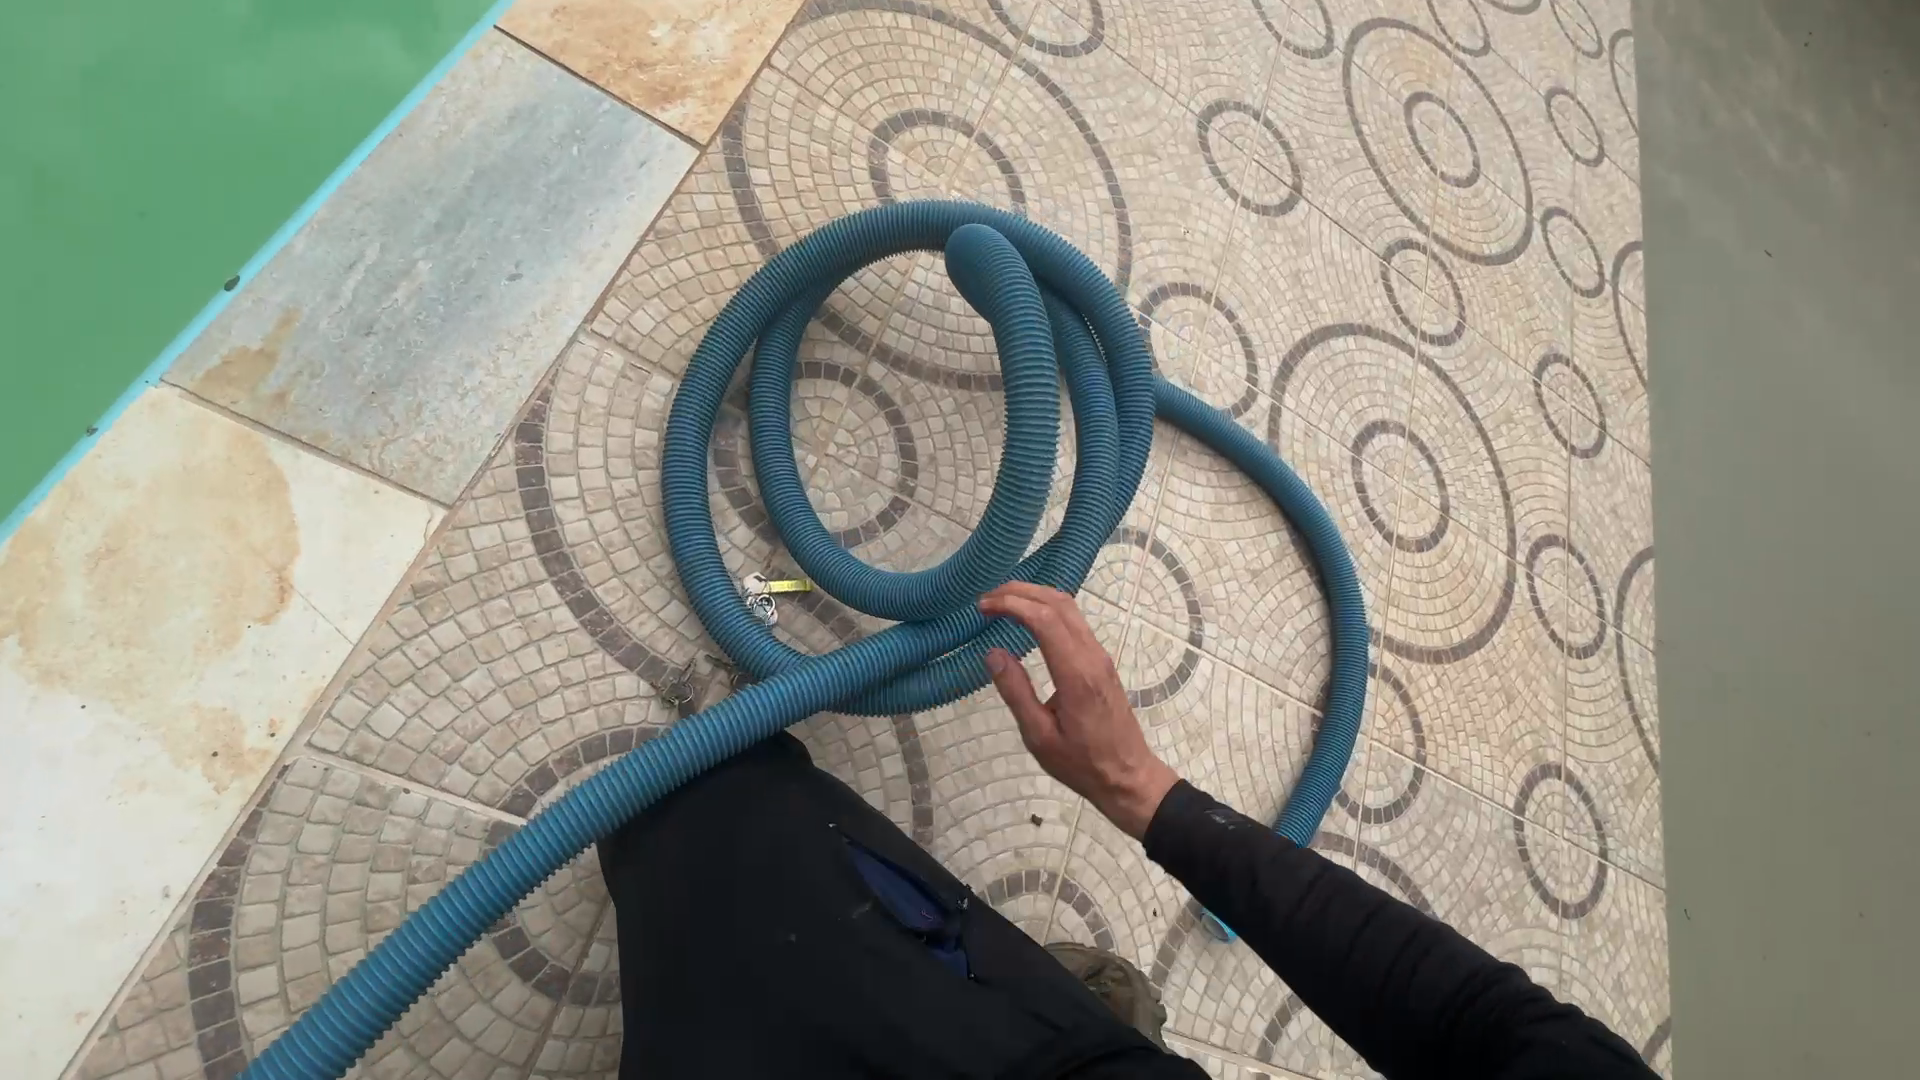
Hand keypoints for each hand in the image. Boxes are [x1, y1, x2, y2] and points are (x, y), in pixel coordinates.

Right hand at [979, 582, 1178, 838]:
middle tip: (986, 599)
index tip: (982, 607)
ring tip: (1001, 602)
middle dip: (1019, 591)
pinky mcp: (1101, 660)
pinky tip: (1027, 617)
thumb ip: (1016, 692)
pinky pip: (1074, 620)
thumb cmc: (1081, 763)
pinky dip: (1047, 608)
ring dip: (1034, 596)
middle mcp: (1091, 656)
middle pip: (1058, 603)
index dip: (1011, 604)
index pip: (1044, 619)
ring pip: (1069, 607)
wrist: (1128, 777)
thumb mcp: (1039, 736)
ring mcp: (1100, 655)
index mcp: (1076, 674)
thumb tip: (993, 652)